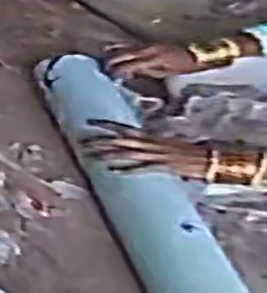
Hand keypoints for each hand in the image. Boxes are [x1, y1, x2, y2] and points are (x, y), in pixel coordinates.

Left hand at [81, 121, 213, 177]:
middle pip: (120, 140)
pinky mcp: (164, 166)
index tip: (88, 121)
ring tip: (87, 157)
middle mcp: (151, 144)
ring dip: (106, 155)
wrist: (214, 159)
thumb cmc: (189, 151)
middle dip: (99, 141)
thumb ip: (147, 141)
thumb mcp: (164, 142)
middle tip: (79, 142)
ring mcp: (157, 154)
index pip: (125, 128)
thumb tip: (130, 140)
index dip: (106, 124)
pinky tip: (112, 171)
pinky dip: (126, 169)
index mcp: (151, 137)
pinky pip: (142, 167)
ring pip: (126, 153)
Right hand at [104, 43, 201, 79]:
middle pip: (120, 56)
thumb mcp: (168, 73)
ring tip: (103, 60)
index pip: (126, 66)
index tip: (110, 76)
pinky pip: (128, 44)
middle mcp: (146, 51)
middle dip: (109, 63)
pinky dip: (117, 47)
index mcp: (151, 60)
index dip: (115, 72)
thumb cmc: (187, 66)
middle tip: (104, 70)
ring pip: (121, 48)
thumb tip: (129, 74)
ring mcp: (147, 45)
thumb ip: (146, 73)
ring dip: (110, 54)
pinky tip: (110, 49)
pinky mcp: (150, 43)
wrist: (204, 53)